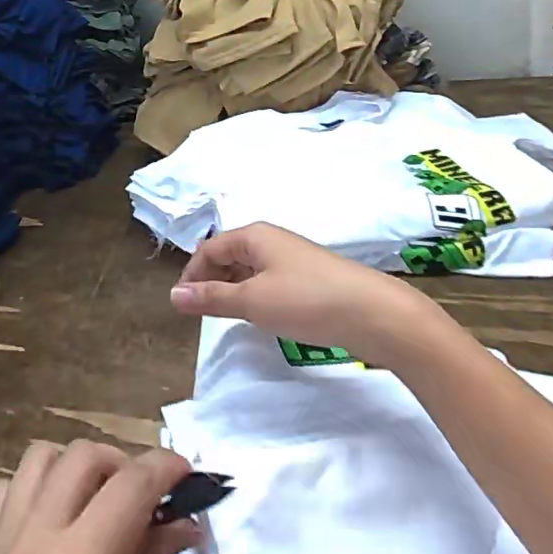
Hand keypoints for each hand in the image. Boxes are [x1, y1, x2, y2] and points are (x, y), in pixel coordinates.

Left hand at [0, 440, 199, 553]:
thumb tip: (184, 523)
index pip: (129, 487)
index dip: (164, 468)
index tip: (186, 469)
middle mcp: (34, 538)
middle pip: (83, 457)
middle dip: (122, 464)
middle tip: (146, 495)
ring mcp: (0, 539)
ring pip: (40, 458)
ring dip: (76, 466)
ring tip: (102, 496)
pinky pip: (9, 489)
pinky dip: (36, 487)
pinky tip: (57, 514)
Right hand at [169, 222, 450, 364]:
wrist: (379, 315)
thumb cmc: (307, 301)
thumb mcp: (252, 303)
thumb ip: (211, 298)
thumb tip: (173, 295)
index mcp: (252, 236)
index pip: (208, 250)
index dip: (191, 276)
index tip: (183, 306)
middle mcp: (270, 239)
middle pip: (227, 256)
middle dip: (211, 281)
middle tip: (204, 314)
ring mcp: (293, 257)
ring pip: (249, 269)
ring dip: (234, 290)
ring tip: (230, 317)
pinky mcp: (311, 277)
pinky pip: (270, 280)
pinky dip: (257, 295)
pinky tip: (264, 317)